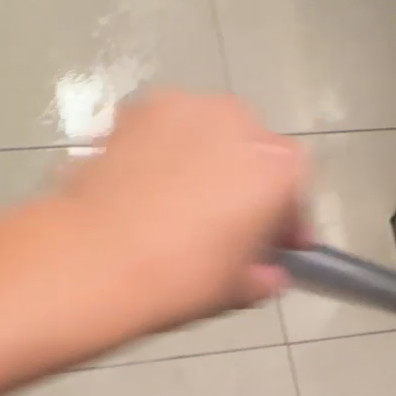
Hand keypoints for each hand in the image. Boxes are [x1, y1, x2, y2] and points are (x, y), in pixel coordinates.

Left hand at [57, 89, 309, 333]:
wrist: (96, 258)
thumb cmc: (182, 277)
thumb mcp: (237, 290)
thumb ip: (264, 276)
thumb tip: (269, 274)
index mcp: (276, 168)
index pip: (299, 186)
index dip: (290, 219)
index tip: (280, 248)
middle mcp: (238, 122)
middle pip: (258, 151)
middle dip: (251, 185)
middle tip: (234, 229)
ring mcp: (185, 106)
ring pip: (213, 135)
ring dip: (211, 165)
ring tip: (189, 210)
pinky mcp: (136, 108)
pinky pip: (169, 131)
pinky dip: (170, 155)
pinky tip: (152, 193)